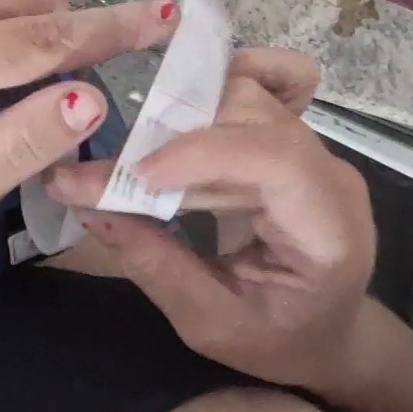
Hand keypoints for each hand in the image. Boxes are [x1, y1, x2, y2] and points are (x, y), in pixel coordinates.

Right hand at [44, 48, 376, 392]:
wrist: (324, 333)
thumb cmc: (275, 337)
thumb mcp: (209, 323)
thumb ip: (152, 262)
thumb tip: (82, 200)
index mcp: (328, 232)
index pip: (275, 161)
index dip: (201, 153)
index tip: (137, 175)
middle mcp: (330, 175)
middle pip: (252, 117)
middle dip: (175, 136)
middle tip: (115, 170)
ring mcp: (315, 145)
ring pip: (245, 94)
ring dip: (184, 113)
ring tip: (141, 151)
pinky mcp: (293, 130)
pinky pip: (267, 79)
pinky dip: (227, 73)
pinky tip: (192, 92)